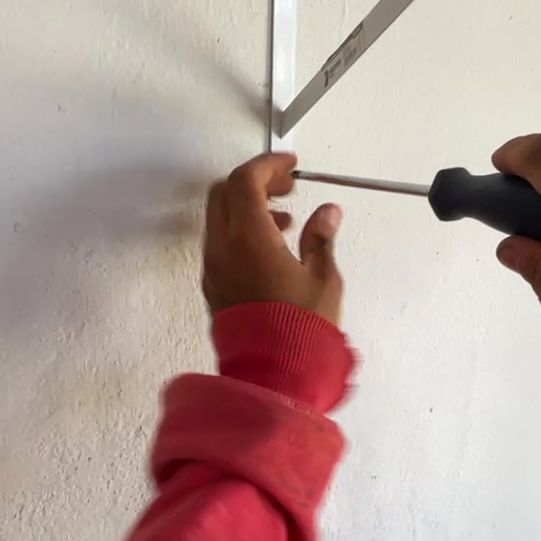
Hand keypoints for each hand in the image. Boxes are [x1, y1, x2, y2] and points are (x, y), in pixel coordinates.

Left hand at [202, 153, 344, 325]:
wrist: (274, 376)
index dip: (268, 164)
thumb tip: (326, 213)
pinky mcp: (214, 286)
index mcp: (249, 239)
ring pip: (219, 218)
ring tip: (285, 218)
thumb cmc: (300, 332)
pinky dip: (240, 230)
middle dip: (254, 181)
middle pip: (225, 193)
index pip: (246, 181)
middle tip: (285, 186)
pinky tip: (271, 246)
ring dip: (247, 206)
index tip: (290, 165)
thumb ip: (321, 238)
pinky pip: (220, 242)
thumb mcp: (324, 280)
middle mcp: (223, 249)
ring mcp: (214, 268)